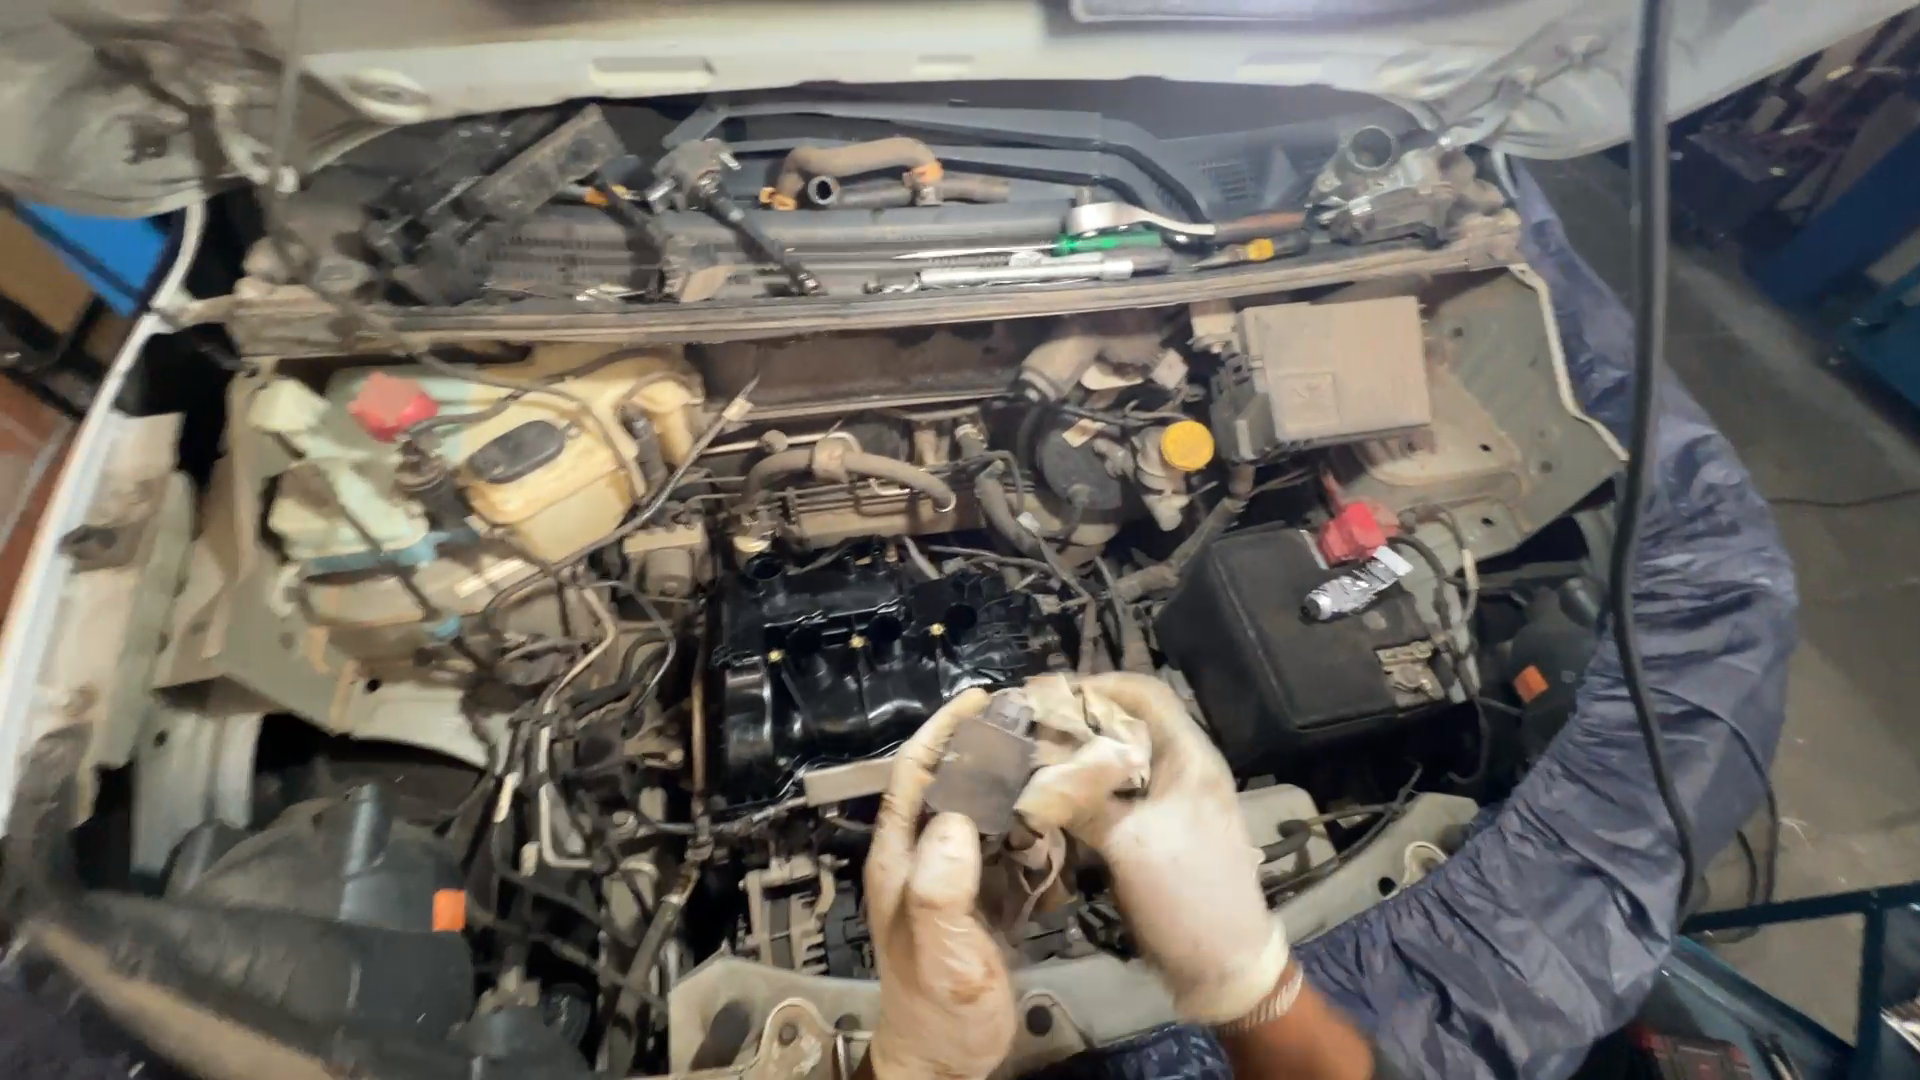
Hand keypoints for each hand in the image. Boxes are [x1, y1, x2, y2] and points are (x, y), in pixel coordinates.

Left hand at [865, 688, 1016, 1079]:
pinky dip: (1031, 833)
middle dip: (988, 751)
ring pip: (984, 811)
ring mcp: (954, 872)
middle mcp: (925, 853)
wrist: (948, 1060)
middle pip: (953, 782)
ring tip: (1052, 768)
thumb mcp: (937, 950)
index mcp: (901, 855)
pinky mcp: (981, 893)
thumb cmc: (936, 1007)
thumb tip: (957, 817)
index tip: (977, 699)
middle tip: (1032, 727)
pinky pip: (1007, 847)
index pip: (914, 774)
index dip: (941, 731)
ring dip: (1015, 790)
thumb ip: (939, 888)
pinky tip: (1054, 828)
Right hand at [1014, 673, 1287, 1025]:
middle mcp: (1185, 767)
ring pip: (1124, 757)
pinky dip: (1091, 786)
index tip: (1051, 697)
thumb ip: (1082, 798)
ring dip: (1084, 754)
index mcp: (1190, 756)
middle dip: (1083, 720)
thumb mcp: (1129, 843)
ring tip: (1040, 758)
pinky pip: (1122, 790)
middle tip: (1035, 728)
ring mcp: (1175, 798)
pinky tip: (1060, 795)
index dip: (1100, 685)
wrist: (1227, 969)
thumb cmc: (1186, 895)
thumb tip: (1033, 768)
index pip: (1146, 694)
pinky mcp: (1162, 825)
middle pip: (1131, 723)